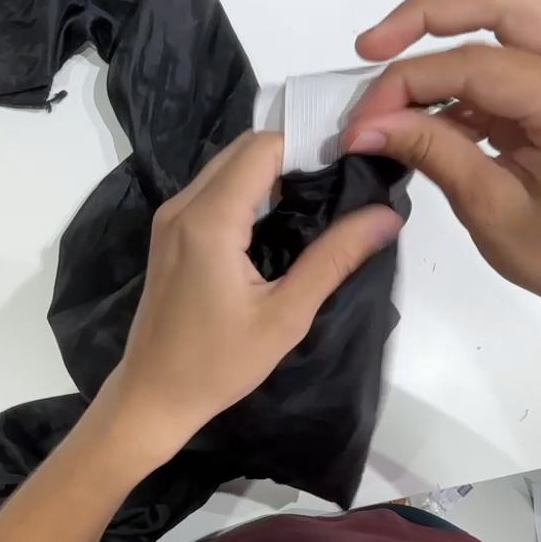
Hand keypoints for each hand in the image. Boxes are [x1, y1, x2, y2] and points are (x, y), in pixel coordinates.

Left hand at [94, 131, 403, 465]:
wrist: (152, 396)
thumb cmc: (217, 365)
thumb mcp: (285, 316)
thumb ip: (335, 259)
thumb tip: (388, 215)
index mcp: (208, 220)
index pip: (264, 147)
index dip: (309, 145)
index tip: (349, 166)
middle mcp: (181, 207)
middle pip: (243, 149)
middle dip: (292, 155)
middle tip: (339, 185)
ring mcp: (169, 220)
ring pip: (225, 168)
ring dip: (268, 173)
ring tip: (315, 202)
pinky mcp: (167, 236)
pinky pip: (211, 192)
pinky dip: (245, 192)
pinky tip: (276, 222)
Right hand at [343, 0, 540, 339]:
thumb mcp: (486, 207)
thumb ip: (430, 150)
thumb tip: (364, 126)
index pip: (483, 64)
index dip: (411, 81)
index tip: (361, 118)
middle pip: (509, 2)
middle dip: (429, 16)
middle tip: (369, 47)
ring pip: (516, 14)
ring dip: (448, 35)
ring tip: (392, 77)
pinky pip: (522, 49)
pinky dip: (470, 70)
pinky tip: (431, 105)